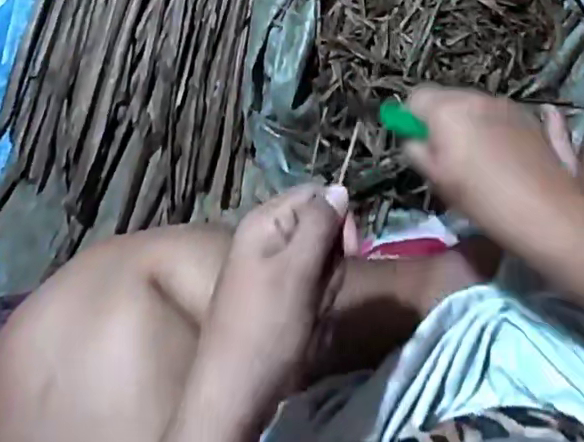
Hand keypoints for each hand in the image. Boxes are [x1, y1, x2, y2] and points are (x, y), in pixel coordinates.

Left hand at [170, 184, 351, 441]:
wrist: (234, 395)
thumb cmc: (267, 327)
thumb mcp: (298, 270)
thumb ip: (320, 224)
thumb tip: (339, 188)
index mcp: (265, 220)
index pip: (315, 195)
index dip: (338, 218)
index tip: (348, 251)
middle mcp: (265, 236)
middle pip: (319, 227)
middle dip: (330, 259)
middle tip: (318, 290)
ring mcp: (268, 267)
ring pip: (318, 260)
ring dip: (324, 286)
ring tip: (309, 313)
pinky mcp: (274, 294)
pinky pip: (308, 285)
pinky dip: (314, 304)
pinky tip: (305, 326)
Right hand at [401, 87, 583, 247]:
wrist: (549, 215)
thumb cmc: (484, 200)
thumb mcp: (438, 180)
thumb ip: (417, 150)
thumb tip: (416, 139)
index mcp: (447, 109)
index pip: (415, 97)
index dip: (412, 118)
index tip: (420, 144)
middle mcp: (475, 97)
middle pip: (446, 98)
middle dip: (441, 119)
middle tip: (448, 156)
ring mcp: (506, 104)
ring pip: (474, 105)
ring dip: (468, 123)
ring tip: (478, 160)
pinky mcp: (530, 117)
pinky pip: (500, 115)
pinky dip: (495, 126)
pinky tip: (504, 151)